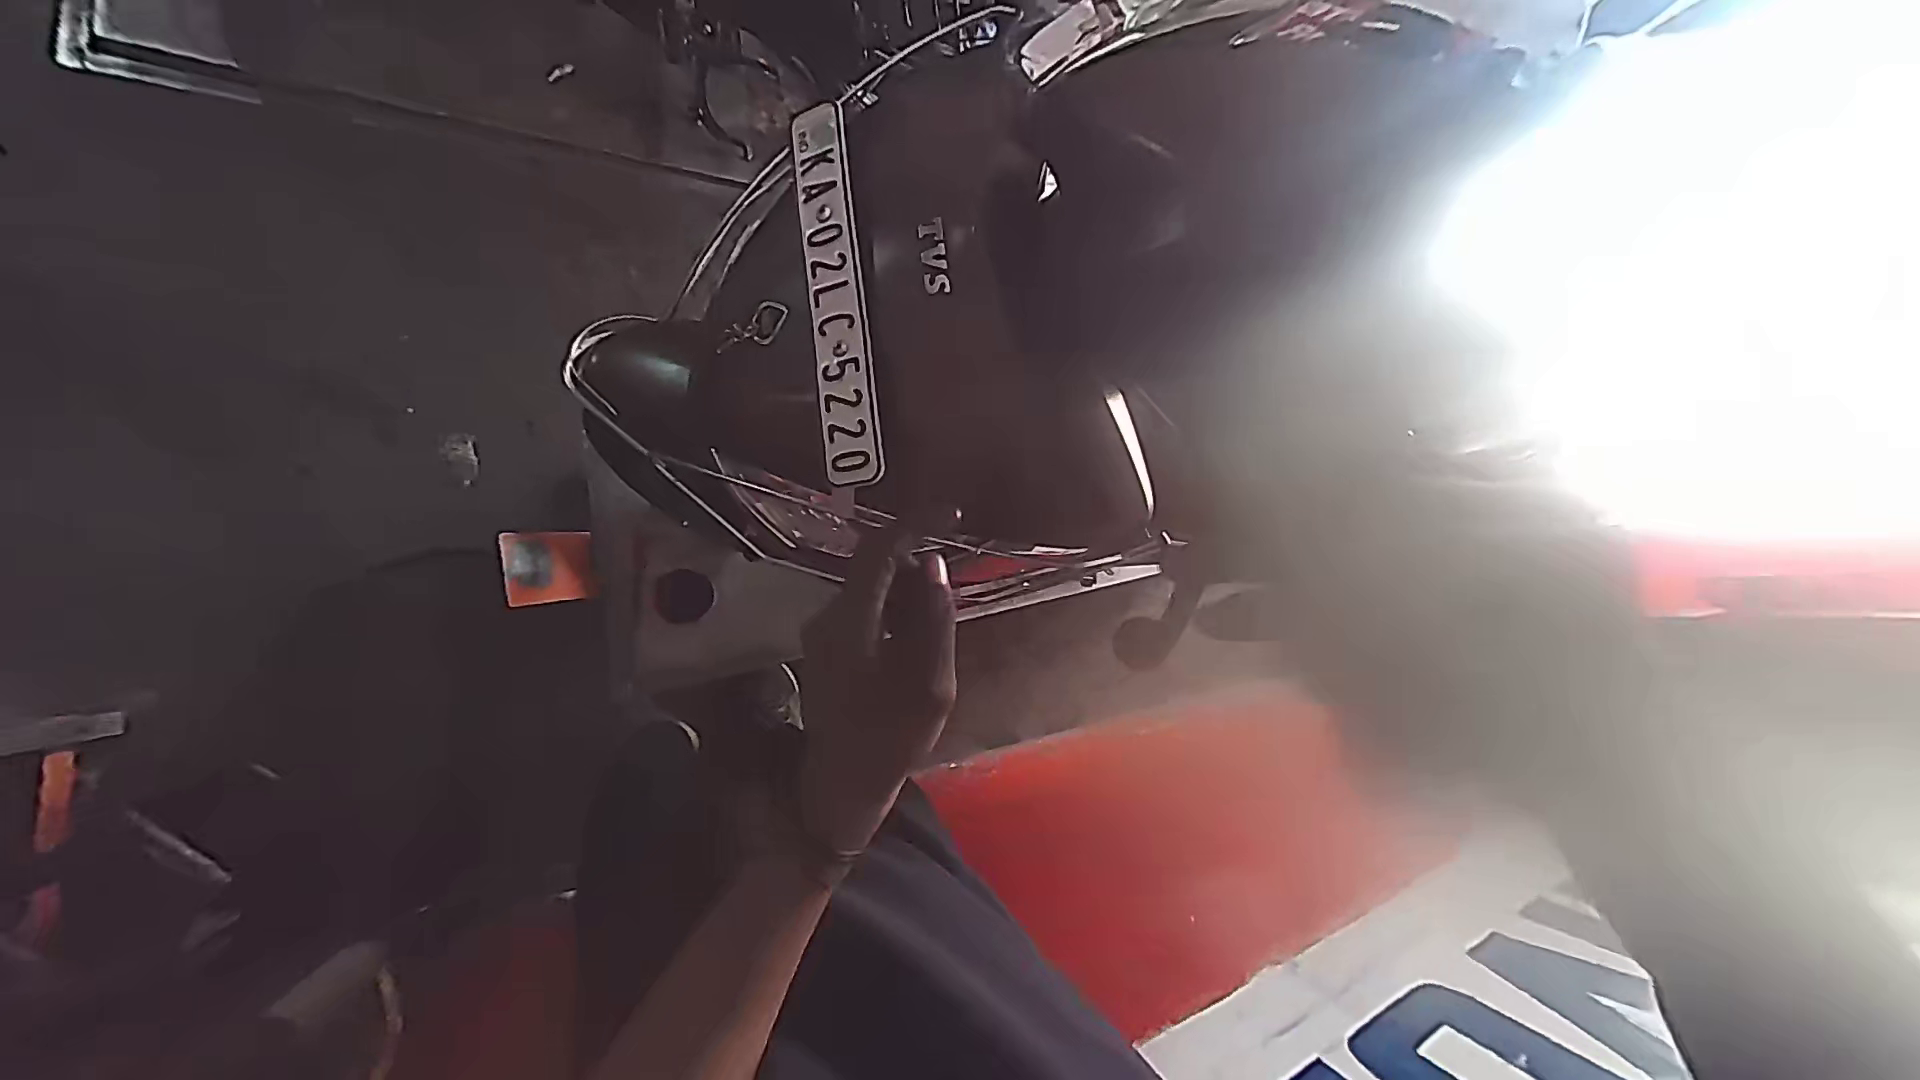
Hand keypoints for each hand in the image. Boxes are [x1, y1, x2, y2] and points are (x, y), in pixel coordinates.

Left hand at [793, 524, 956, 854]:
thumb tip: (934, 566)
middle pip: (872, 566)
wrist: (841, 783)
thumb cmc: (892, 739)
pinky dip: (892, 606)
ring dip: (905, 587)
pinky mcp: (825, 644)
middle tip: (951, 580)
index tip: (949, 513)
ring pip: (868, 587)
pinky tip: (914, 632)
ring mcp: (821, 631)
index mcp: (850, 623)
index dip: (914, 524)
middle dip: (915, 560)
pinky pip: (862, 607)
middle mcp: (827, 617)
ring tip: (937, 613)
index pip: (878, 551)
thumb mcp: (931, 683)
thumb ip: (934, 619)